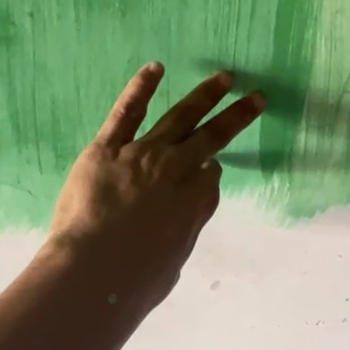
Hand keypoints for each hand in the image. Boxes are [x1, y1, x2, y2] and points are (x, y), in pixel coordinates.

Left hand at [42, 63, 264, 313]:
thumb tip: (196, 201)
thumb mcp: (176, 259)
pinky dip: (141, 88)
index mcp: (196, 200)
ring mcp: (143, 154)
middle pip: (213, 136)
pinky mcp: (107, 148)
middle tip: (255, 97)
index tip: (209, 171)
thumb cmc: (136, 281)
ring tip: (223, 78)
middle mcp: (176, 169)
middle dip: (236, 116)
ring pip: (179, 117)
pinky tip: (155, 68)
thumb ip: (187, 225)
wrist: (94, 274)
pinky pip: (127, 112)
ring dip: (204, 96)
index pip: (212, 177)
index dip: (210, 173)